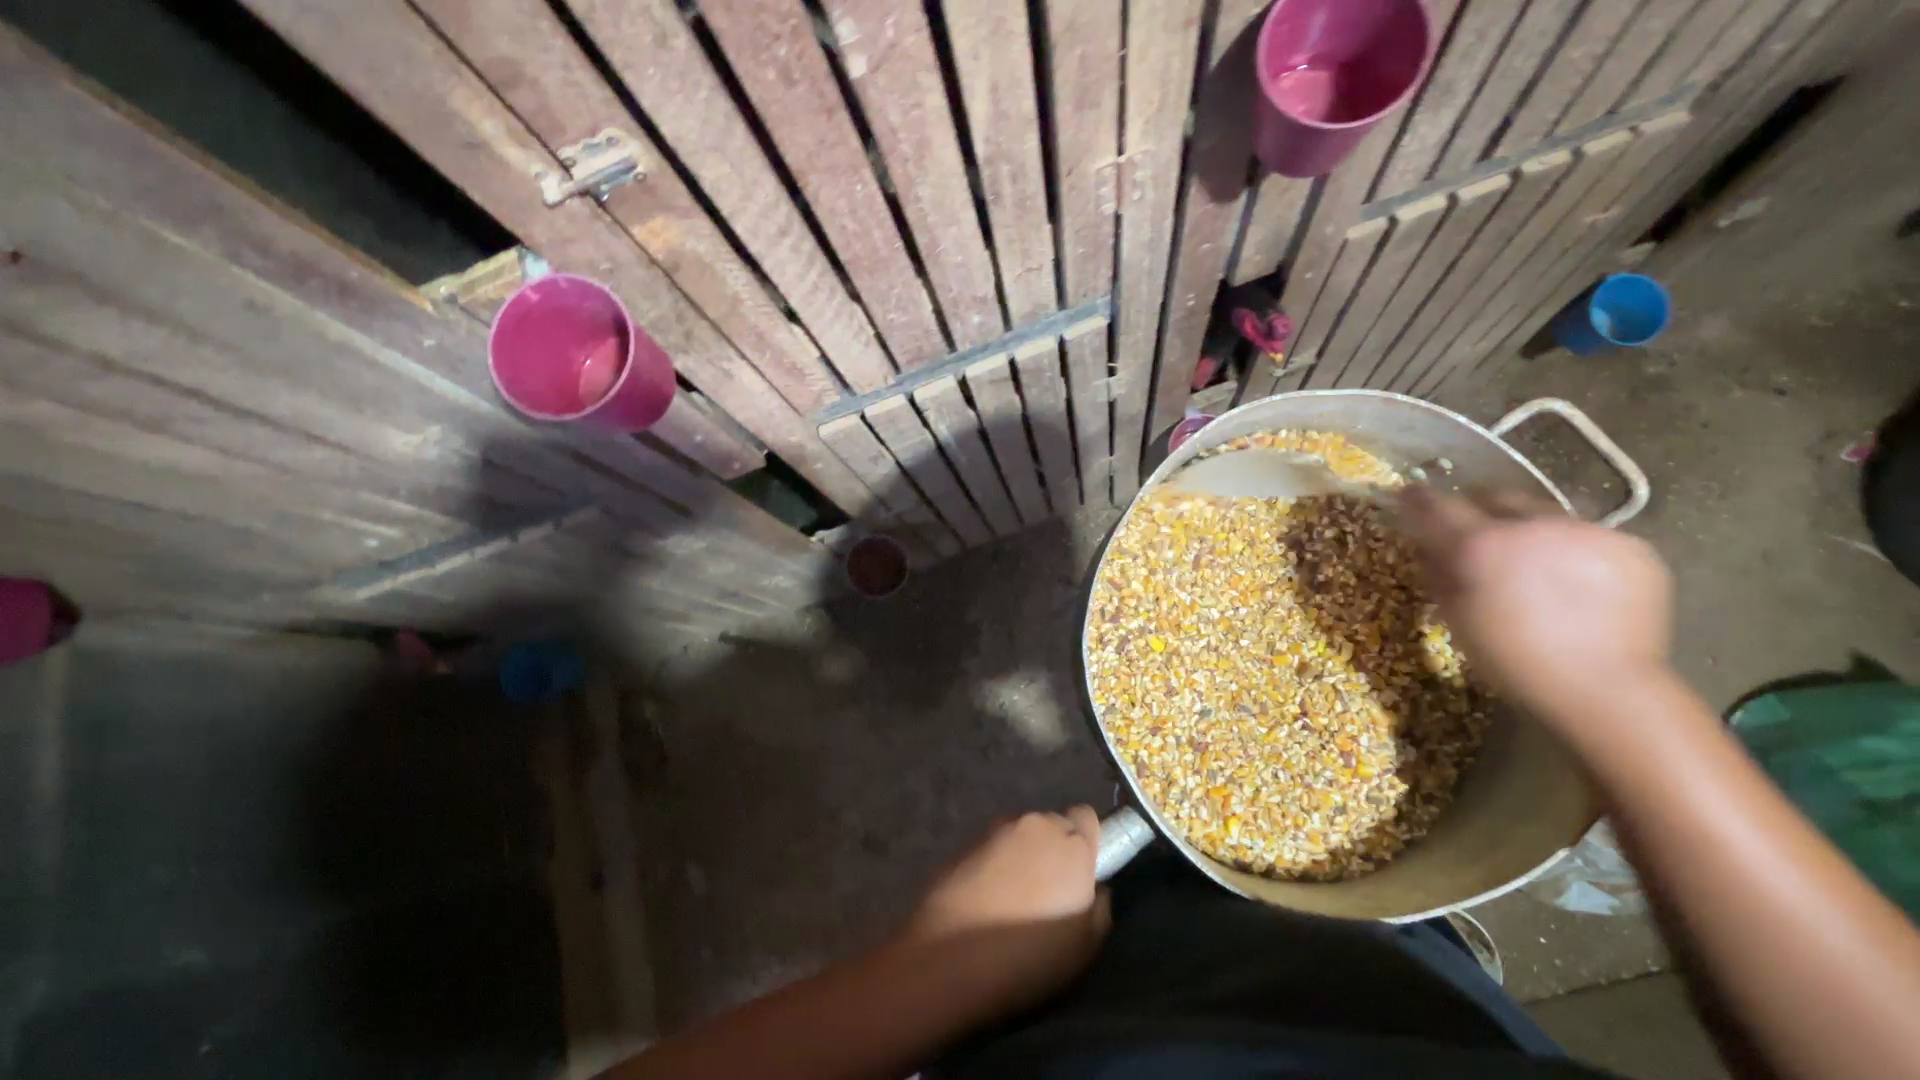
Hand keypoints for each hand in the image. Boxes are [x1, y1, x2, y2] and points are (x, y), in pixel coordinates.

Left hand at [899, 807, 1110, 1009]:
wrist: (948, 958)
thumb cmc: (1029, 955)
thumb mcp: (1085, 946)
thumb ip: (1099, 906)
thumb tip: (1095, 888)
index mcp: (1071, 843)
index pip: (1087, 817)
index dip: (1087, 842)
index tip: (1082, 873)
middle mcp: (1034, 825)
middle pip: (1052, 825)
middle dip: (1054, 849)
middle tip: (1048, 892)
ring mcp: (994, 831)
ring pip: (1019, 836)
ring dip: (1022, 856)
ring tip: (1013, 899)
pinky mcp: (962, 845)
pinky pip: (991, 849)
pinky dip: (994, 866)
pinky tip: (986, 900)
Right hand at [1396, 486, 1676, 731]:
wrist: (1607, 690)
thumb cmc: (1516, 663)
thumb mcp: (1458, 621)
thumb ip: (1439, 573)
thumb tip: (1427, 546)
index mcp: (1482, 545)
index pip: (1437, 505)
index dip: (1417, 499)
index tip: (1409, 496)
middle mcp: (1532, 526)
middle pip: (1495, 497)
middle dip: (1480, 511)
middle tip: (1477, 536)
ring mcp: (1587, 531)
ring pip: (1545, 515)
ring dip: (1530, 532)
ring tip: (1535, 566)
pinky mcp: (1629, 545)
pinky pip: (1589, 536)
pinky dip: (1574, 551)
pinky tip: (1576, 584)